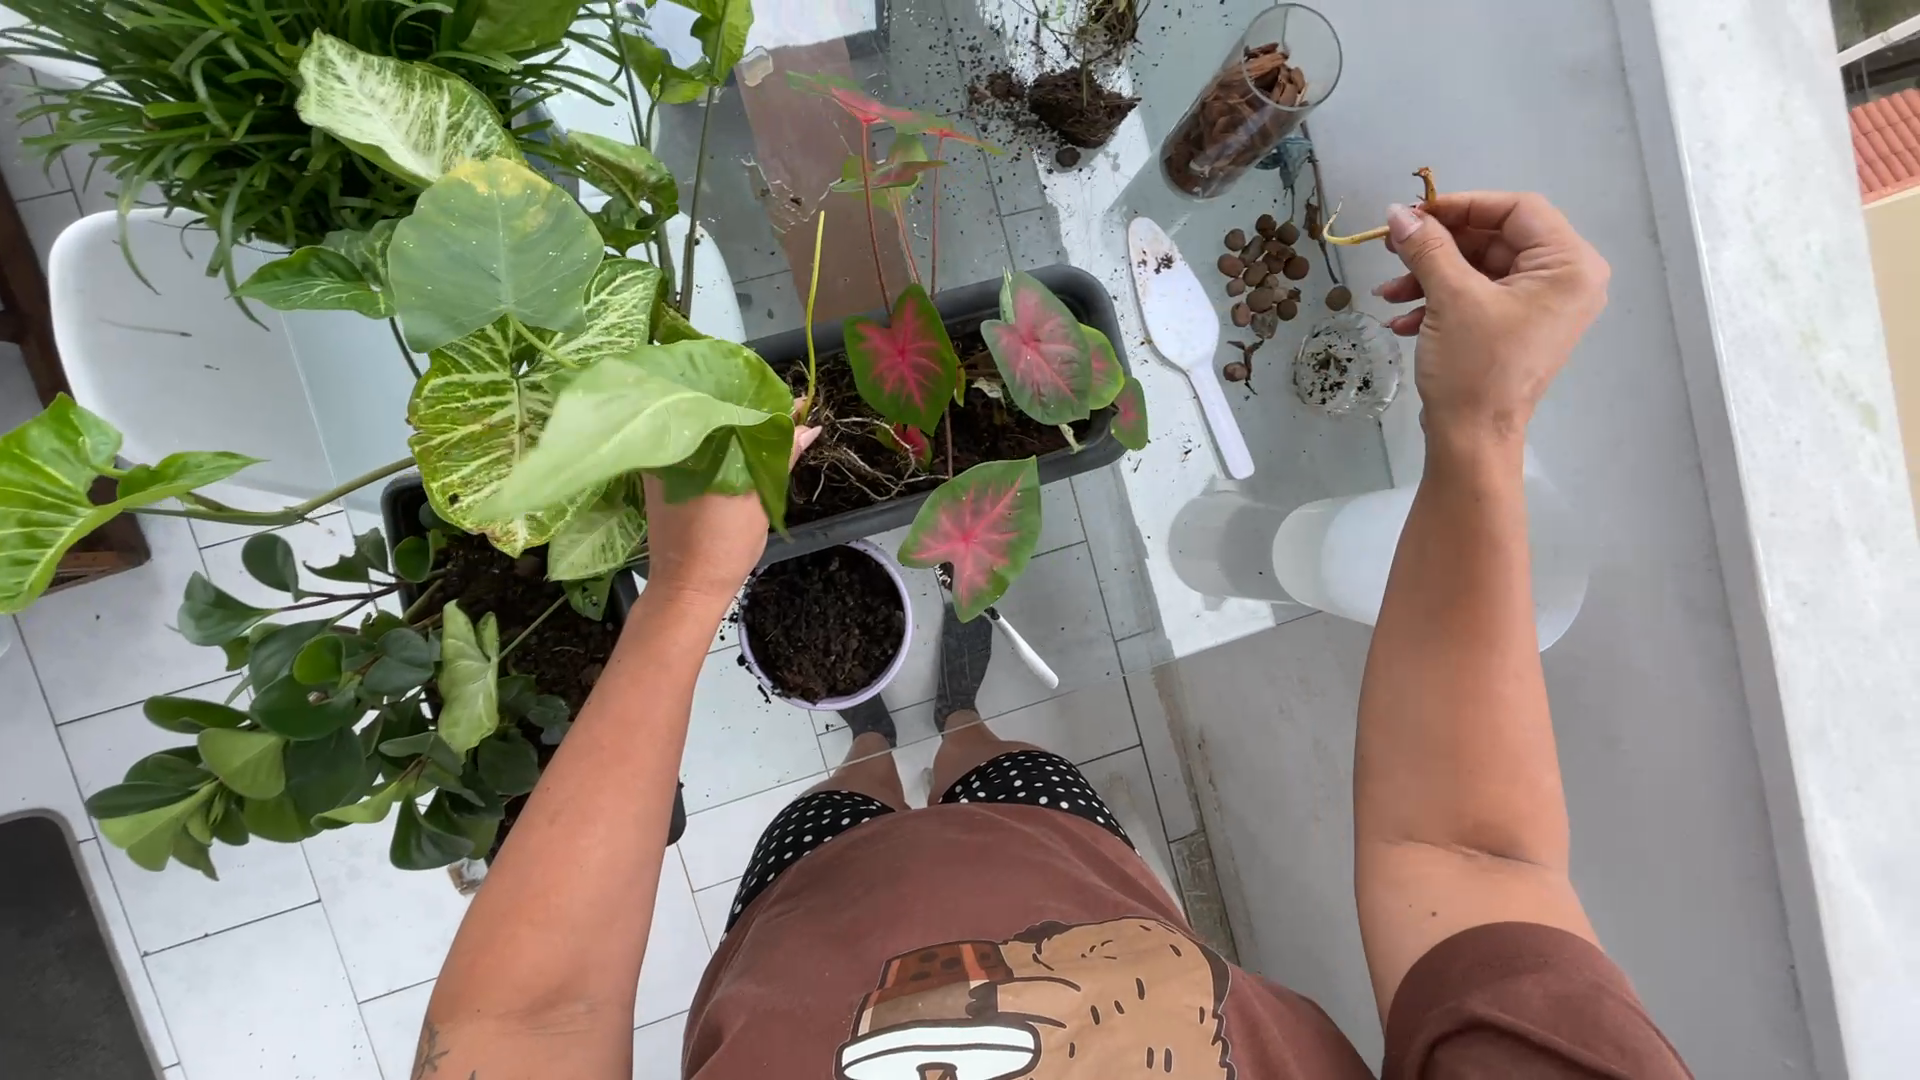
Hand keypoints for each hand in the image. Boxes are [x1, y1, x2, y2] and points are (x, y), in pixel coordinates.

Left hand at [640, 416, 820, 610]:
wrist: (688, 586)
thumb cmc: (724, 545)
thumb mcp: (760, 499)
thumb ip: (781, 457)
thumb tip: (808, 427)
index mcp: (699, 445)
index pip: (737, 407)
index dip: (769, 405)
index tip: (797, 403)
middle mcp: (676, 446)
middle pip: (719, 415)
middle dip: (752, 413)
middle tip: (787, 415)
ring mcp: (665, 462)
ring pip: (708, 432)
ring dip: (736, 430)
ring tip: (768, 429)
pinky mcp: (662, 478)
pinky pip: (695, 450)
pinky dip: (718, 448)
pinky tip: (740, 451)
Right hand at [1374, 193, 1609, 444]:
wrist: (1472, 437)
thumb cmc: (1474, 367)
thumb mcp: (1450, 300)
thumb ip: (1427, 250)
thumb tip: (1397, 213)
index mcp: (1569, 265)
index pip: (1517, 210)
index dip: (1462, 206)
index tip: (1414, 215)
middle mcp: (1564, 280)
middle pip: (1494, 241)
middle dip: (1437, 249)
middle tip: (1392, 249)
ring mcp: (1538, 307)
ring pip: (1478, 272)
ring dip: (1428, 279)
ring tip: (1388, 294)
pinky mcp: (1513, 330)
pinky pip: (1476, 300)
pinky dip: (1438, 304)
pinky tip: (1402, 320)